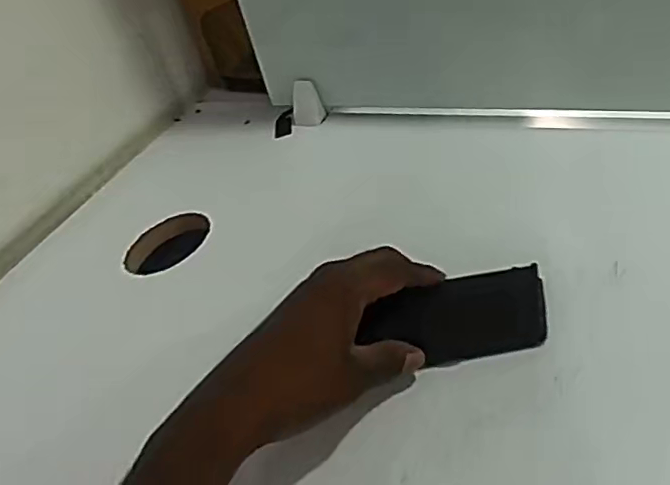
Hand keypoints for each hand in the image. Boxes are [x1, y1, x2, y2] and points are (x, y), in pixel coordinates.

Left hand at [125, 247, 444, 484]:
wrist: (234, 407)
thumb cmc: (287, 387)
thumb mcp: (353, 377)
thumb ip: (388, 359)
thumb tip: (409, 353)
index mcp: (344, 287)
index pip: (393, 269)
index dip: (420, 274)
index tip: (435, 279)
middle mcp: (325, 281)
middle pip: (374, 261)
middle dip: (402, 269)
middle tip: (422, 282)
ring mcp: (306, 292)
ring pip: (355, 270)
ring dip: (378, 276)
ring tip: (396, 296)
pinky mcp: (294, 308)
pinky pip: (337, 282)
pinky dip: (358, 287)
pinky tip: (361, 313)